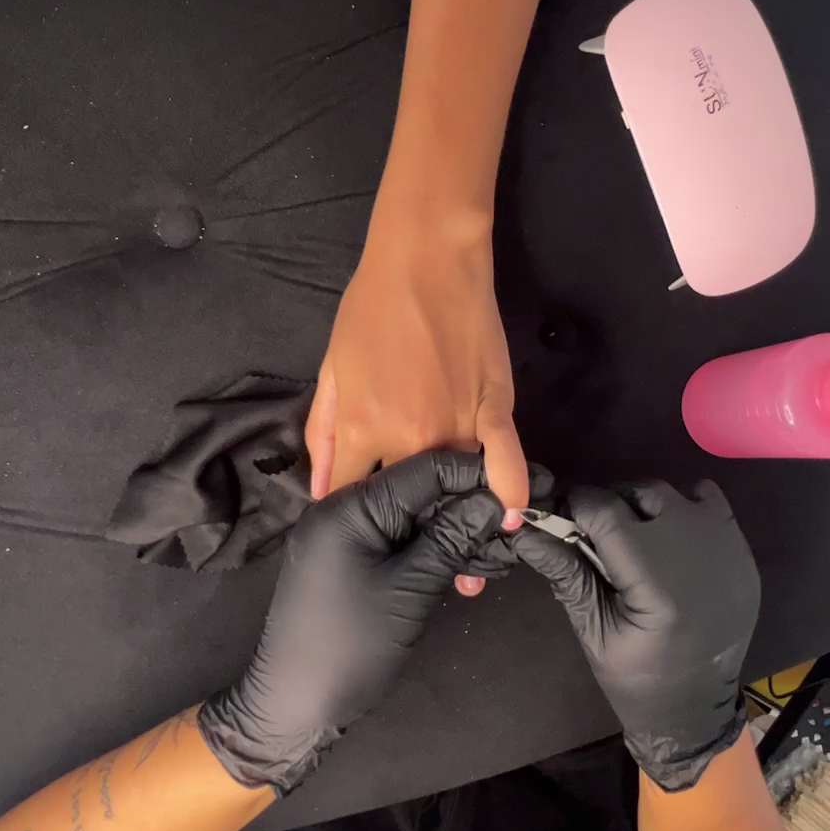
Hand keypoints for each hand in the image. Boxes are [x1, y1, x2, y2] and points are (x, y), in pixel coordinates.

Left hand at [199, 450, 511, 792]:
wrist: (295, 705)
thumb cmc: (350, 646)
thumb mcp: (409, 589)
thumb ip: (452, 538)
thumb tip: (498, 502)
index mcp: (351, 506)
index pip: (425, 470)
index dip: (477, 477)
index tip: (523, 490)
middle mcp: (347, 509)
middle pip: (422, 492)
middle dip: (471, 508)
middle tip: (519, 525)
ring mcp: (349, 536)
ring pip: (417, 521)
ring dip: (459, 535)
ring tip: (503, 555)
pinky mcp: (355, 560)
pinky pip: (402, 544)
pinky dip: (436, 554)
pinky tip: (472, 569)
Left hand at [306, 199, 530, 595]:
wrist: (425, 259)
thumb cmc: (370, 309)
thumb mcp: (331, 369)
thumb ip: (324, 432)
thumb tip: (320, 488)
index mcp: (361, 428)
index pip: (352, 496)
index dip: (357, 525)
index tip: (366, 549)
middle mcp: (407, 437)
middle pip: (408, 505)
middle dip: (411, 540)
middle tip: (419, 571)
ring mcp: (456, 425)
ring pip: (456, 491)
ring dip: (459, 529)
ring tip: (466, 565)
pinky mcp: (495, 409)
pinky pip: (504, 461)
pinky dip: (507, 491)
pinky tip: (509, 519)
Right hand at [514, 481, 759, 790]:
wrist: (695, 707)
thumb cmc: (636, 677)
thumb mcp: (592, 630)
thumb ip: (564, 572)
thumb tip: (522, 530)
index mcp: (656, 585)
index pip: (605, 512)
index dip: (574, 507)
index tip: (559, 520)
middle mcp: (697, 556)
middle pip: (640, 493)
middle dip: (608, 505)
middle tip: (593, 534)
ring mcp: (727, 550)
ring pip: (672, 492)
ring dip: (642, 504)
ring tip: (630, 536)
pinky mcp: (741, 552)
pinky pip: (708, 500)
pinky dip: (682, 507)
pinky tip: (668, 537)